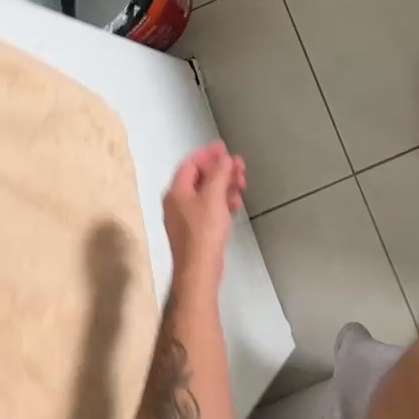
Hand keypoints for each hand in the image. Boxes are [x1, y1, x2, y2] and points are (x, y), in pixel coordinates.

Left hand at [162, 143, 245, 295]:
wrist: (199, 270)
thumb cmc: (204, 230)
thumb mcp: (213, 196)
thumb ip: (219, 173)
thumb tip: (224, 158)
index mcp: (176, 191)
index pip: (191, 164)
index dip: (208, 154)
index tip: (225, 148)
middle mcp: (177, 202)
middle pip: (200, 178)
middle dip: (221, 170)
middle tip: (240, 168)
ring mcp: (185, 218)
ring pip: (206, 193)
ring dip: (224, 186)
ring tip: (242, 185)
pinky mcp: (195, 231)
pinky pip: (209, 208)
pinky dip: (222, 202)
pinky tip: (235, 205)